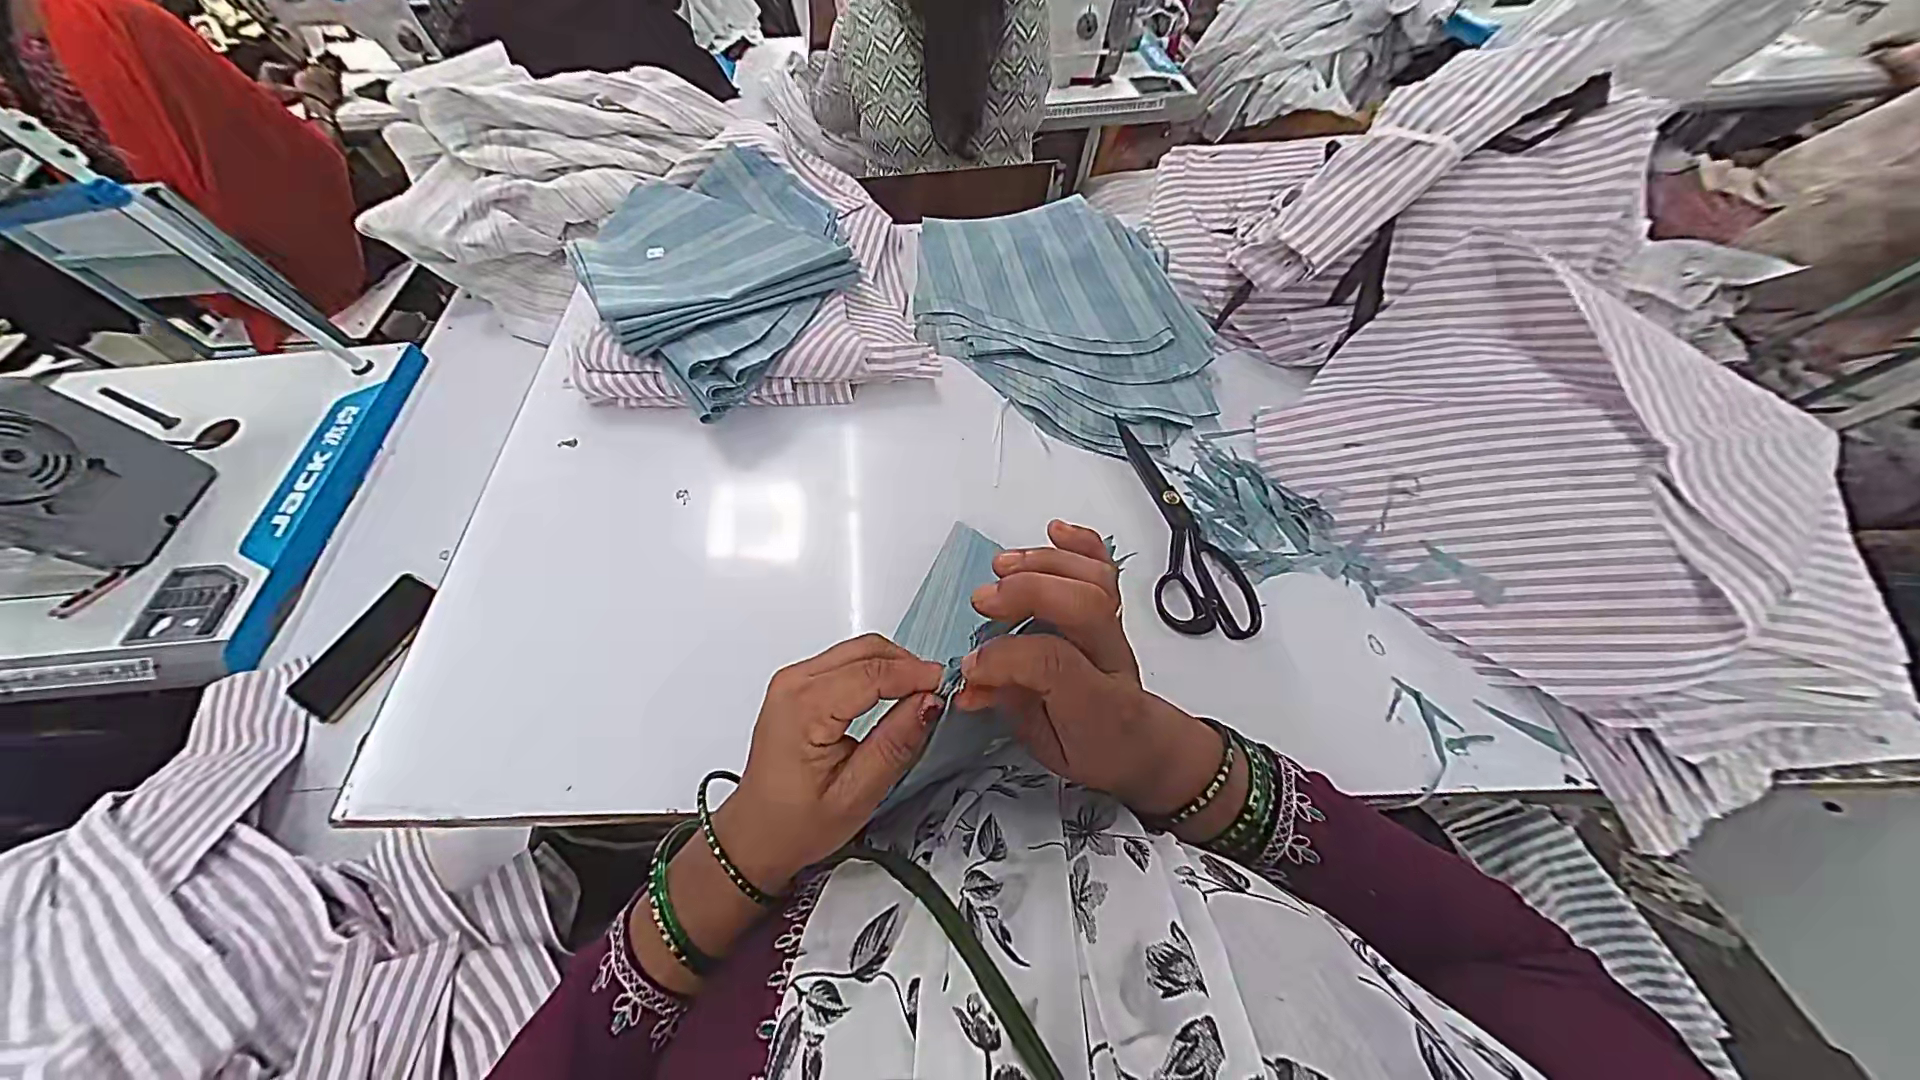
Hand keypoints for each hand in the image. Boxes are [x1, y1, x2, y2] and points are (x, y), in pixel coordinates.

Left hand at [717, 635, 944, 891]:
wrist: (754, 835)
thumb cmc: (794, 823)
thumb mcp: (856, 794)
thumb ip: (895, 744)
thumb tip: (928, 703)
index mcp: (803, 708)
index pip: (872, 672)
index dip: (914, 675)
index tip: (944, 686)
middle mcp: (793, 684)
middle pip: (866, 651)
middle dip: (907, 665)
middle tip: (936, 692)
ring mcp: (793, 680)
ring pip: (858, 650)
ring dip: (893, 666)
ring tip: (920, 695)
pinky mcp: (798, 684)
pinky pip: (846, 660)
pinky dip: (876, 670)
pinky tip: (893, 693)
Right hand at [952, 520, 1222, 816]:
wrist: (1144, 745)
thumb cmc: (1095, 746)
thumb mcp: (1045, 745)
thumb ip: (1008, 707)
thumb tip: (968, 683)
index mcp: (1094, 704)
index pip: (1052, 663)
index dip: (1004, 657)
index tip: (971, 665)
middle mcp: (1110, 659)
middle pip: (1082, 605)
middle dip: (1027, 593)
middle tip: (983, 600)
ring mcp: (1115, 632)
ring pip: (1094, 581)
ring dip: (1045, 562)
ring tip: (1003, 565)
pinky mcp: (1112, 613)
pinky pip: (1106, 571)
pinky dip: (1083, 544)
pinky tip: (1055, 532)